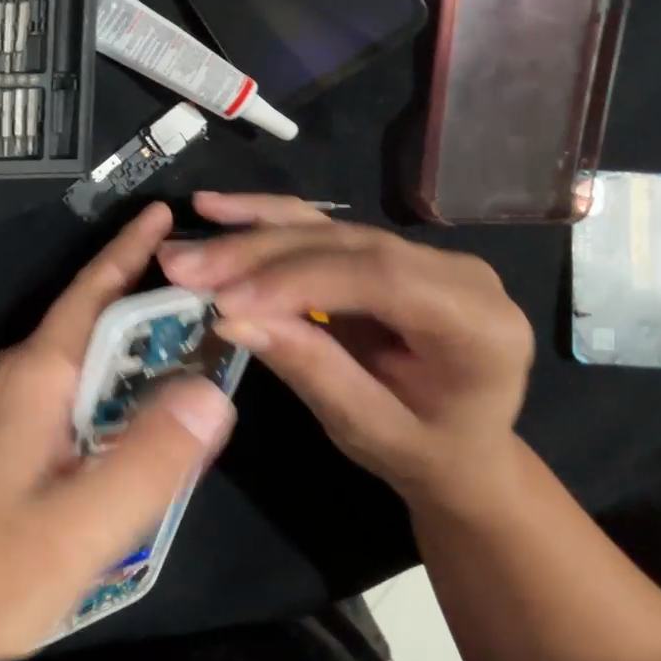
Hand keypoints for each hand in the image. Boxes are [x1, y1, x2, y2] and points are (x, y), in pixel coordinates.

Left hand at [0, 203, 236, 660]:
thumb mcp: (85, 522)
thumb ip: (150, 459)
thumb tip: (212, 391)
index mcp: (36, 375)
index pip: (90, 294)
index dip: (127, 250)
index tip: (162, 211)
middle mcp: (22, 374)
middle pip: (92, 316)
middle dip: (146, 288)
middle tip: (211, 275)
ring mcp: (15, 402)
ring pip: (87, 351)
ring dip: (137, 336)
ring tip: (198, 327)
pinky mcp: (17, 431)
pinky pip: (79, 384)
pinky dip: (121, 376)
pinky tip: (152, 397)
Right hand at [158, 193, 534, 512]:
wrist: (460, 449)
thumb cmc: (424, 452)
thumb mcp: (370, 430)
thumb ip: (313, 371)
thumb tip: (232, 321)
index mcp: (479, 324)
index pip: (380, 278)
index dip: (296, 281)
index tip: (222, 301)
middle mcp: (456, 273)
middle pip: (342, 245)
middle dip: (254, 256)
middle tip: (180, 269)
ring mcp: (419, 253)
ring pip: (320, 230)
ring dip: (244, 238)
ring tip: (181, 251)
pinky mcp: (381, 249)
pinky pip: (316, 225)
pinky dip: (260, 218)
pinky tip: (212, 208)